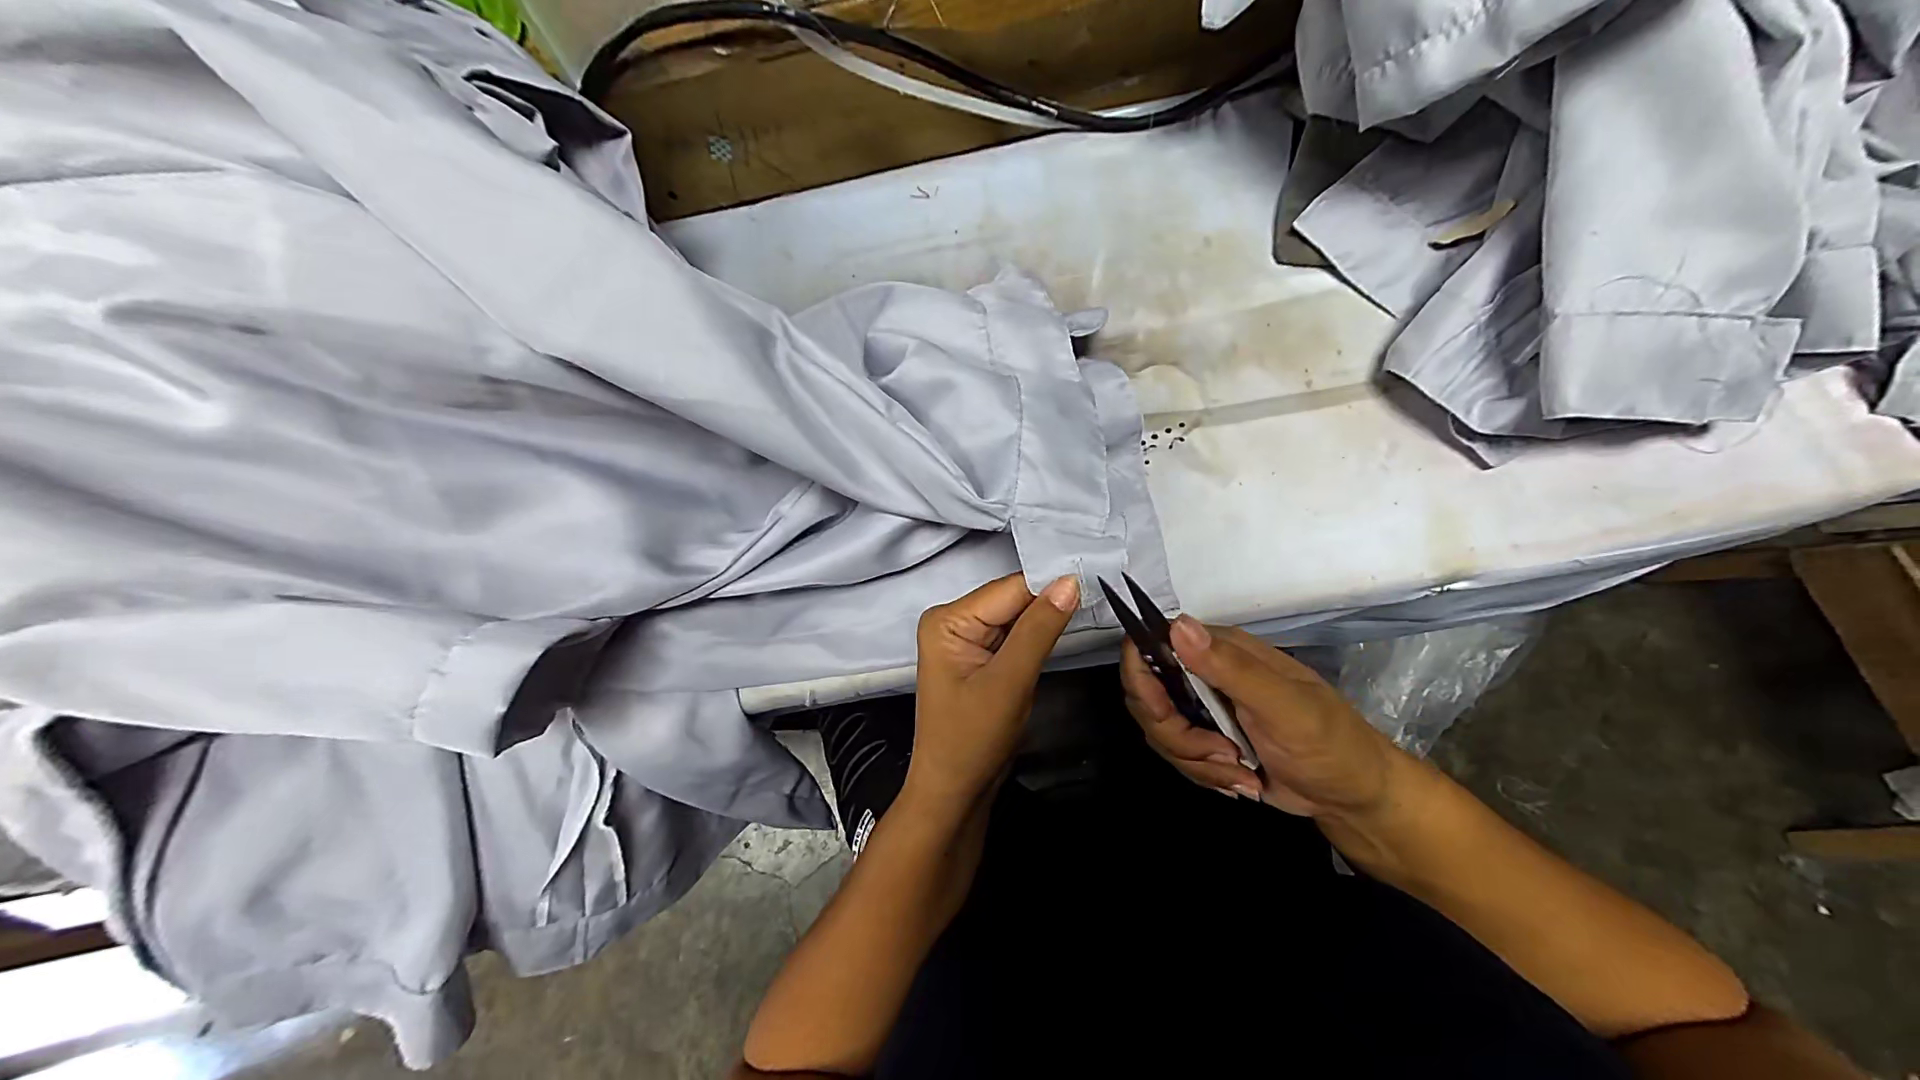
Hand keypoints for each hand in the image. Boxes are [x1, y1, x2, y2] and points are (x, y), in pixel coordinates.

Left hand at [906, 572, 1078, 805]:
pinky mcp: (981, 658)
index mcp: (948, 620)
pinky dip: (1038, 637)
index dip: (1052, 585)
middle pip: (1013, 600)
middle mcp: (953, 622)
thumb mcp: (1009, 682)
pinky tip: (1064, 631)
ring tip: (1089, 610)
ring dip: (1047, 619)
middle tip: (1099, 595)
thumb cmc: (972, 741)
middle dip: (1050, 602)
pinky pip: (1015, 636)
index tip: (1095, 578)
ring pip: (1017, 617)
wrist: (955, 792)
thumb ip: (1039, 629)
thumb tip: (1069, 583)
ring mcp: (966, 640)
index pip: (1009, 589)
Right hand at [1122, 617, 1396, 818]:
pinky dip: (1204, 774)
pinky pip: (1176, 755)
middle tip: (1222, 752)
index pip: (1150, 646)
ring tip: (1241, 769)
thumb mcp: (1283, 704)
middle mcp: (1202, 673)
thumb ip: (1229, 667)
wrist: (1352, 795)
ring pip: (1159, 732)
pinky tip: (1241, 778)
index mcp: (1219, 650)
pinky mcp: (1204, 739)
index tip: (1163, 712)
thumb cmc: (1329, 742)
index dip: (1142, 678)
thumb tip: (1178, 626)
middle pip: (1146, 697)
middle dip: (1177, 736)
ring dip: (1196, 761)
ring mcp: (1201, 708)